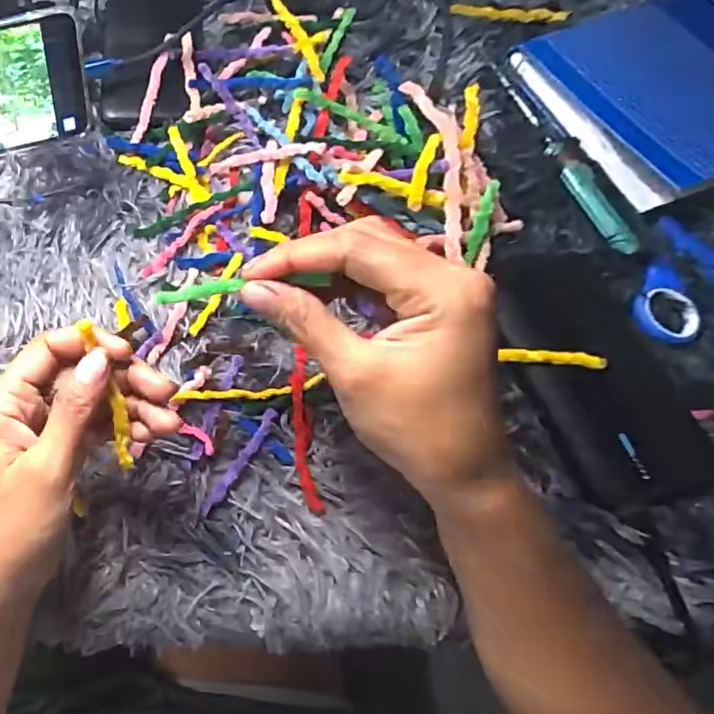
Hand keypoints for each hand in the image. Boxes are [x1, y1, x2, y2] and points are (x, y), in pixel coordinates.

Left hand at [0, 326, 180, 606]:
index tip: (129, 354)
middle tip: (166, 392)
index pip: (47, 351)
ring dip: (133, 406)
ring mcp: (47, 428)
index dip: (89, 345)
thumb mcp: (48, 465)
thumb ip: (73, 409)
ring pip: (95, 399)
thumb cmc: (16, 525)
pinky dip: (123, 427)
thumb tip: (100, 358)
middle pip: (79, 373)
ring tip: (169, 423)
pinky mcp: (65, 448)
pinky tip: (152, 433)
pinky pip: (97, 425)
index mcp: (5, 402)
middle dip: (123, 379)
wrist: (8, 583)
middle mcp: (25, 407)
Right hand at [237, 219, 512, 498]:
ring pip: (374, 253)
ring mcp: (449, 286)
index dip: (297, 256)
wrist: (463, 472)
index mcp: (443, 287)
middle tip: (260, 279)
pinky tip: (315, 294)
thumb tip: (253, 289)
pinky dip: (346, 282)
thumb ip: (304, 319)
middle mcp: (453, 273)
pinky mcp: (439, 301)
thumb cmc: (412, 427)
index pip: (357, 248)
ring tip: (280, 285)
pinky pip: (384, 276)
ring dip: (325, 266)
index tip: (249, 274)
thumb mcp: (352, 371)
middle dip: (309, 256)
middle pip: (367, 241)